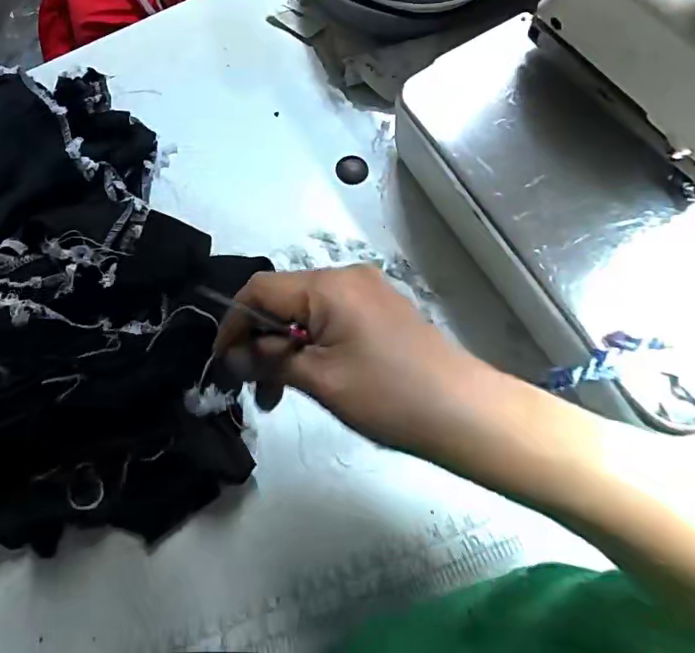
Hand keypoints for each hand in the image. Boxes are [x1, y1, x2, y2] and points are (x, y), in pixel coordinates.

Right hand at [214, 266, 524, 466]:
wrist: (472, 416)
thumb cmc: (391, 396)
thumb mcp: (321, 381)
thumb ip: (269, 361)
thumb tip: (232, 358)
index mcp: (328, 285)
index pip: (259, 290)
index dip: (233, 323)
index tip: (222, 360)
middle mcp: (345, 276)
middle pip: (281, 299)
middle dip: (259, 340)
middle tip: (250, 385)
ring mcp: (366, 291)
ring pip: (304, 312)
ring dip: (284, 347)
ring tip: (277, 393)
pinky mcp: (380, 310)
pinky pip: (329, 319)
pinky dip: (310, 344)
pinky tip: (310, 378)